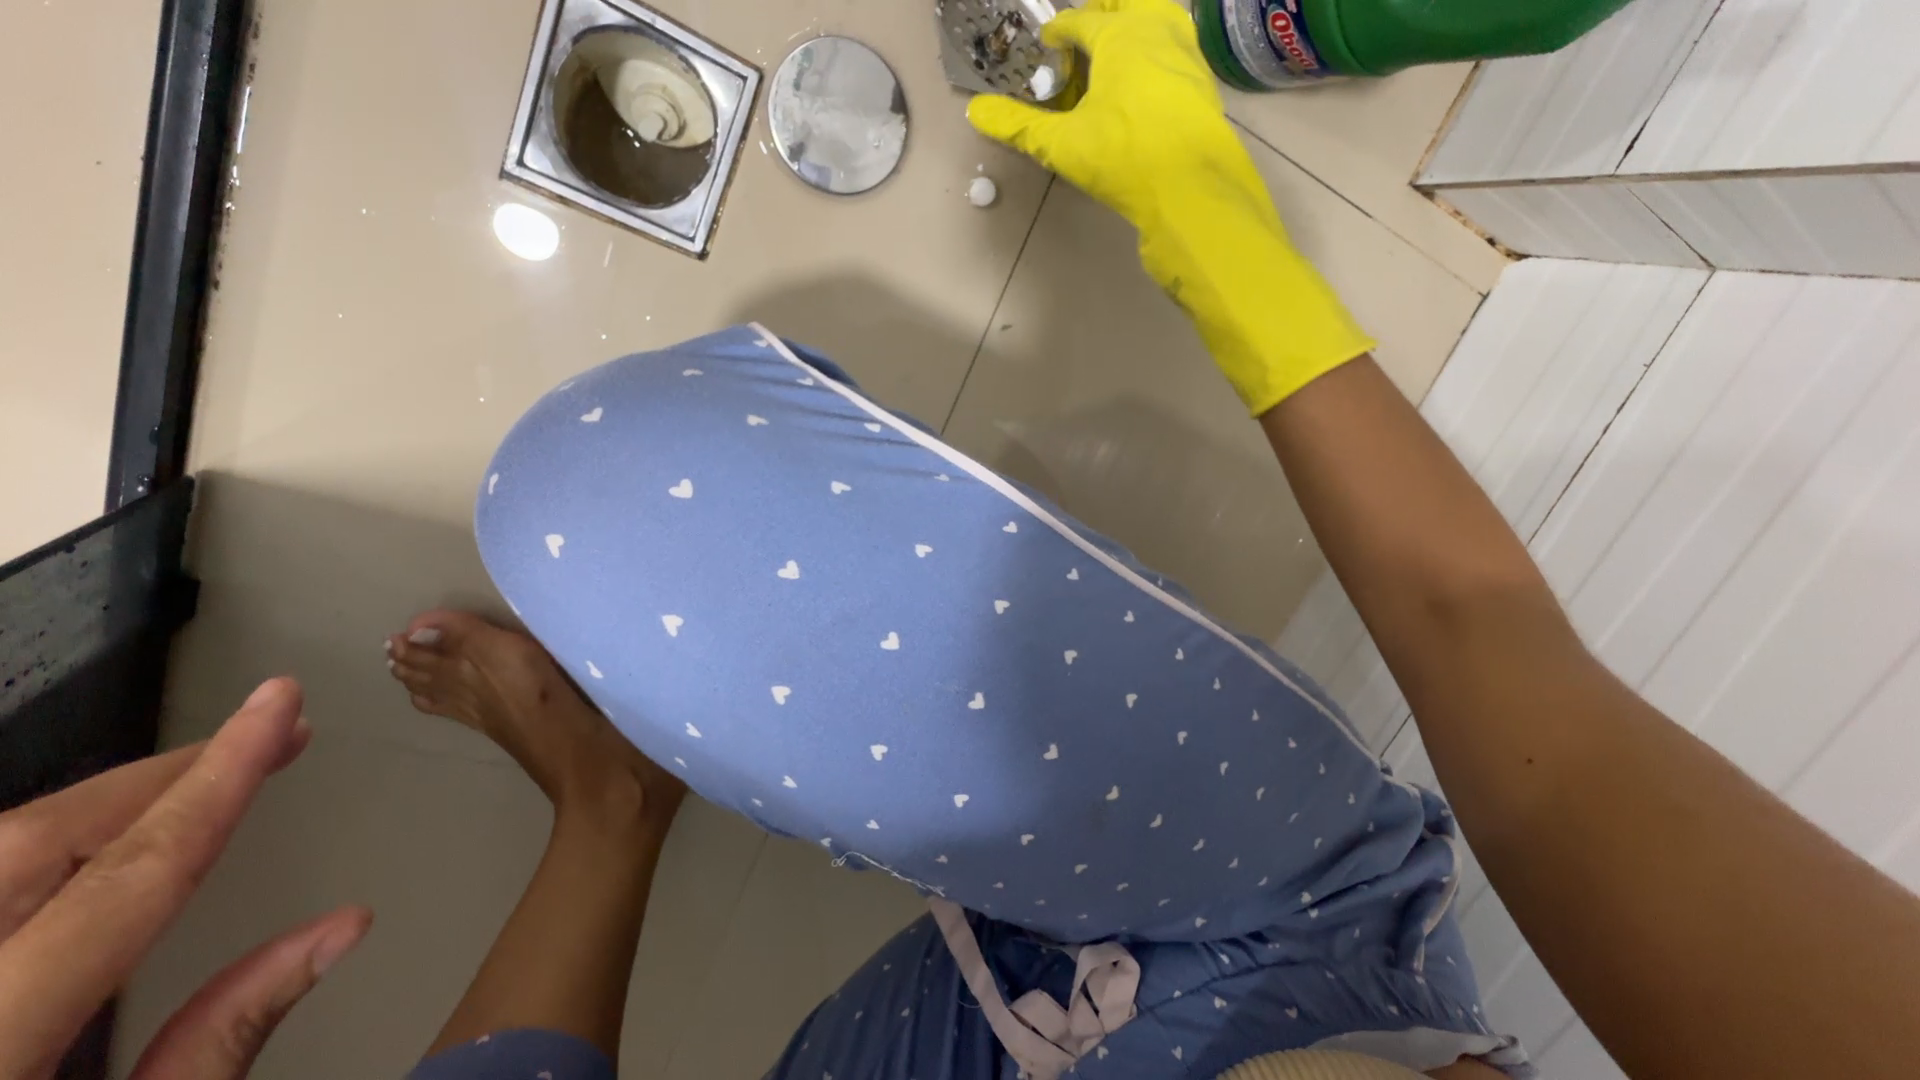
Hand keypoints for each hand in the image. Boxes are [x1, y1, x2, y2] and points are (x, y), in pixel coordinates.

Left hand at [0, 678, 370, 1078]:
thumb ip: (220, 1040)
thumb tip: (340, 928)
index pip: (125, 880)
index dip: (217, 781)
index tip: (280, 707)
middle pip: (28, 845)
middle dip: (163, 774)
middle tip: (268, 730)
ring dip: (103, 806)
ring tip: (201, 777)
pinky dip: (35, 852)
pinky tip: (95, 842)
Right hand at [967, 0, 1373, 414]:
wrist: (1193, 191)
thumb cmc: (1123, 157)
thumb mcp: (1062, 144)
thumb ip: (1019, 126)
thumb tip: (974, 111)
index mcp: (1122, 35)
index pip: (1083, 20)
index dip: (1060, 31)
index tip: (1048, 44)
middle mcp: (1159, 32)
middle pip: (1128, 4)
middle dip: (1102, 14)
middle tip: (1085, 37)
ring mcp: (1188, 56)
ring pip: (1159, 21)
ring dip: (1133, 31)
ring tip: (1112, 61)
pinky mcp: (1205, 86)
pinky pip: (1175, 52)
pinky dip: (1154, 56)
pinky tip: (1141, 90)